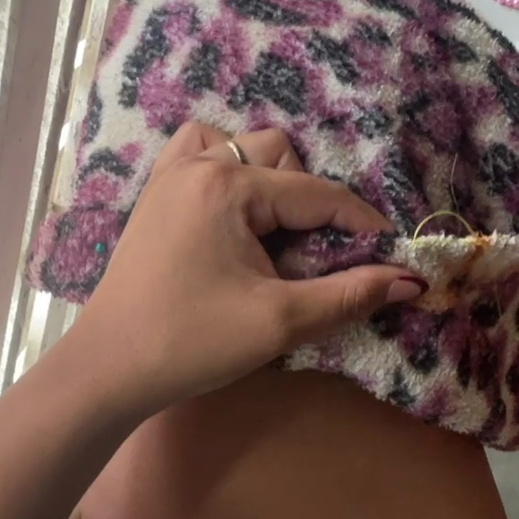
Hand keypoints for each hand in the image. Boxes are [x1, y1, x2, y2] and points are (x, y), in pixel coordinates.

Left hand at [63, 124, 423, 417]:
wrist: (108, 371)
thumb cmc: (192, 343)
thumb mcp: (280, 321)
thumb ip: (349, 295)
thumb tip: (410, 280)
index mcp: (228, 188)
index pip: (317, 193)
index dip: (362, 223)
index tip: (392, 253)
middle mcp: (198, 166)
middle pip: (280, 155)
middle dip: (309, 199)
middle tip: (310, 253)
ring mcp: (170, 176)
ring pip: (241, 148)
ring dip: (269, 178)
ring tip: (272, 229)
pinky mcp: (155, 196)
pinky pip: (200, 155)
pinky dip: (227, 170)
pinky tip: (233, 213)